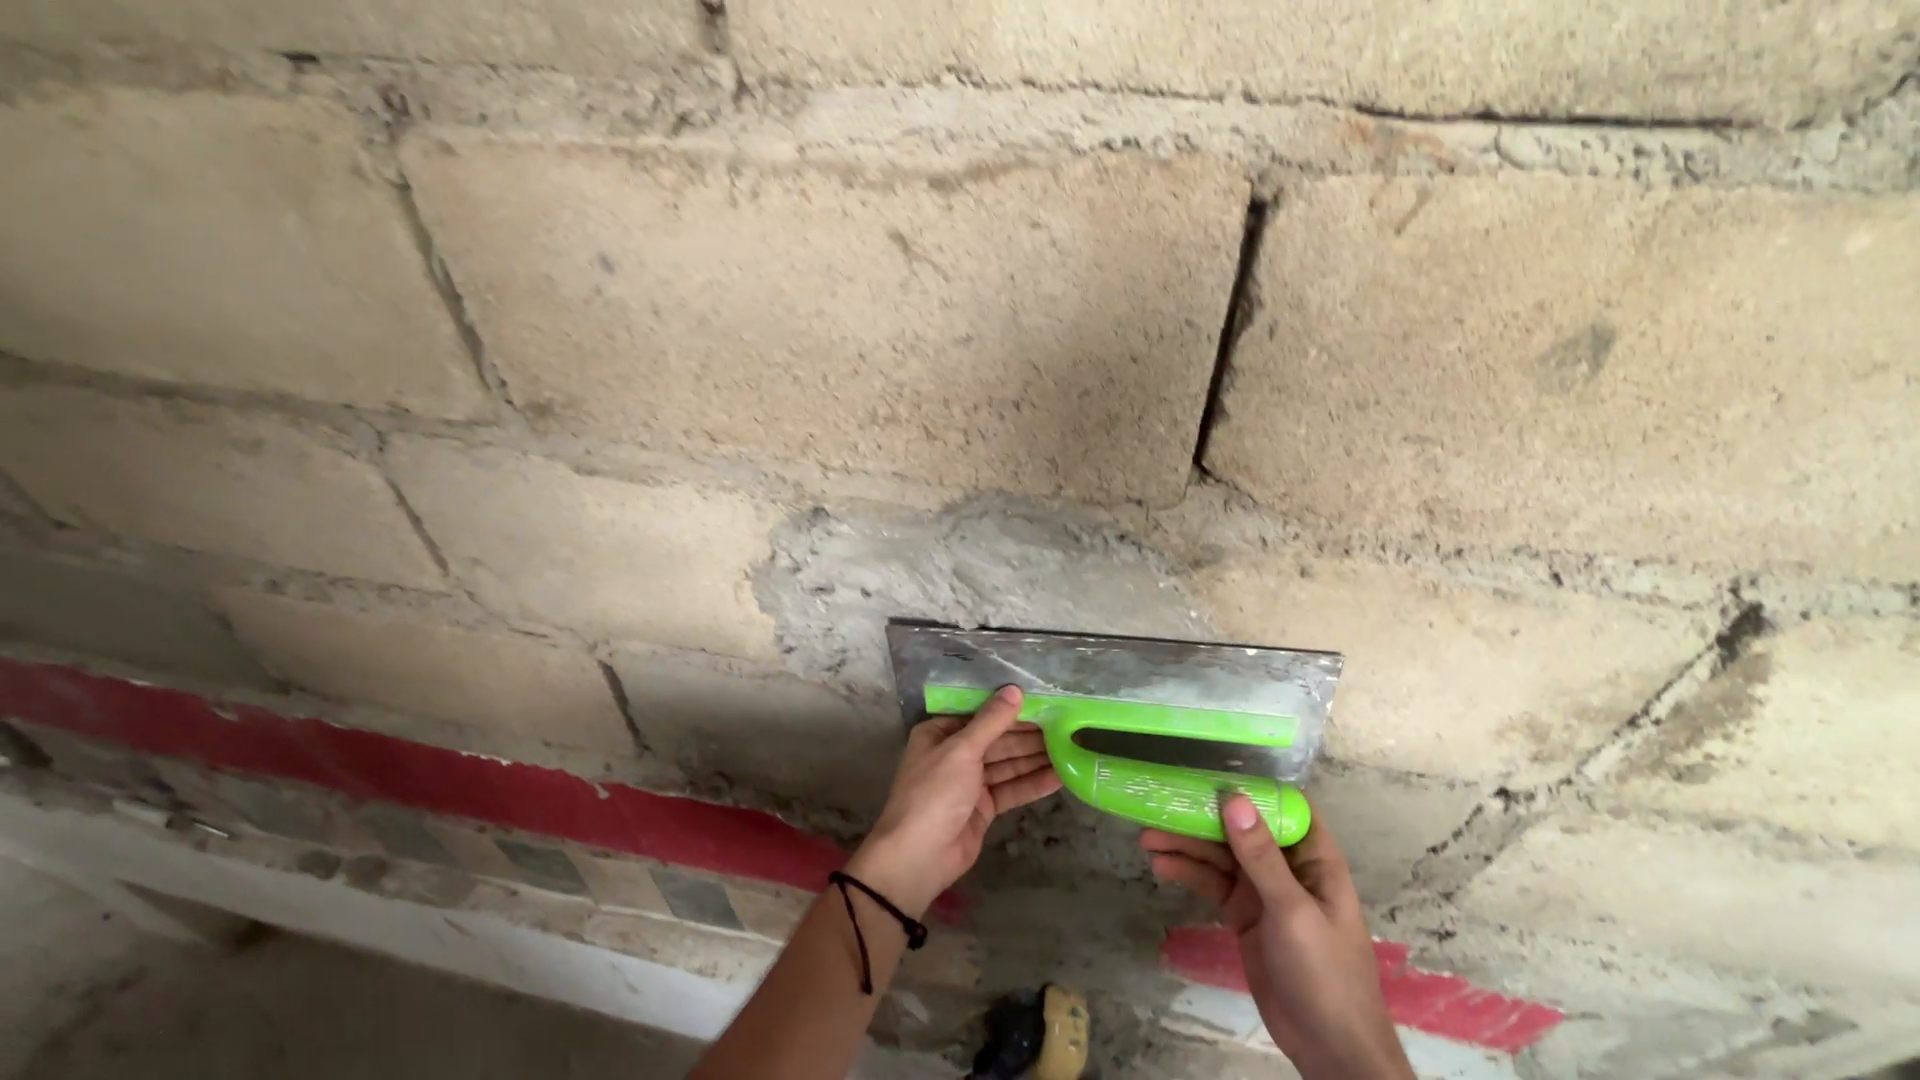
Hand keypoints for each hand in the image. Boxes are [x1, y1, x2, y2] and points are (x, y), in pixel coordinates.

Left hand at [846, 686, 1061, 916]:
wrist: (919, 855)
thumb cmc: (934, 793)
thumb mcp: (962, 750)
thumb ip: (991, 721)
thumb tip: (1015, 689)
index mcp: (939, 734)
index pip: (980, 716)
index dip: (1010, 711)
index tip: (1044, 704)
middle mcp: (953, 755)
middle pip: (996, 741)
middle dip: (1028, 736)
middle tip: (1064, 727)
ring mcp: (968, 783)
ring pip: (1006, 765)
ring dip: (1034, 758)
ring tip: (1069, 748)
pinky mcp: (982, 808)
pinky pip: (1010, 790)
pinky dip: (1032, 784)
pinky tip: (1058, 777)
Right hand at [1142, 795, 1413, 1079]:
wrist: (1330, 1046)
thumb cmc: (1325, 972)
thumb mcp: (1292, 910)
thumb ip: (1260, 856)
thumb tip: (1234, 799)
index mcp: (1314, 858)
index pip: (1283, 807)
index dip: (1250, 788)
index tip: (1209, 773)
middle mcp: (1288, 867)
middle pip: (1241, 830)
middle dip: (1202, 818)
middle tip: (1159, 807)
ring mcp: (1264, 893)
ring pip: (1221, 857)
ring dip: (1187, 847)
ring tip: (1146, 838)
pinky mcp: (1244, 916)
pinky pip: (1212, 885)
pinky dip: (1188, 874)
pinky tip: (1161, 867)